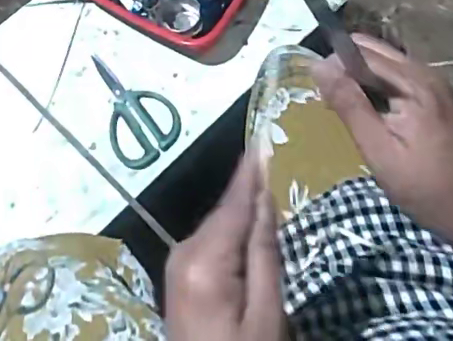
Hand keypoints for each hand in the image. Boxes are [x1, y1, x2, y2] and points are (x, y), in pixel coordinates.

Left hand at [164, 152, 285, 340]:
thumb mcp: (267, 317)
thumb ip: (265, 253)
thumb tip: (265, 197)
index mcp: (204, 259)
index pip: (234, 203)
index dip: (251, 170)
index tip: (262, 136)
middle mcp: (183, 250)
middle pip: (225, 212)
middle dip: (250, 191)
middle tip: (274, 160)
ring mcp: (177, 263)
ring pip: (218, 225)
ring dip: (242, 212)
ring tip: (269, 187)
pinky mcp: (179, 275)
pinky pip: (211, 242)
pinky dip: (231, 234)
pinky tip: (251, 228)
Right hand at [313, 34, 452, 249]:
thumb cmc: (431, 191)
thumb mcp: (381, 153)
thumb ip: (349, 105)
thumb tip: (318, 65)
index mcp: (414, 82)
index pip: (360, 52)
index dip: (334, 65)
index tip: (320, 94)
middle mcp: (425, 72)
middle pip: (372, 50)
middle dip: (345, 66)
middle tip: (331, 100)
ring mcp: (434, 82)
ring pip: (383, 61)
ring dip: (360, 76)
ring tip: (348, 108)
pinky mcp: (436, 95)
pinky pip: (396, 75)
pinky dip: (376, 85)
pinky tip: (371, 113)